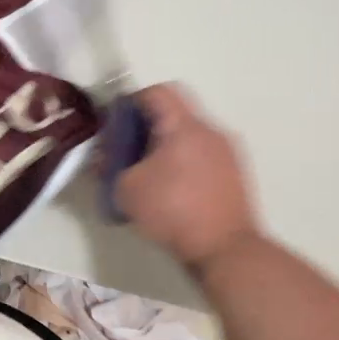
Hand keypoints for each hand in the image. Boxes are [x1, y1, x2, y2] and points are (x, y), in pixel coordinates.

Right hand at [113, 84, 261, 268]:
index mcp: (184, 128)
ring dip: (160, 143)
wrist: (224, 247)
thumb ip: (111, 163)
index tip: (113, 126)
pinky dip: (177, 157)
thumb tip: (106, 153)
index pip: (157, 92)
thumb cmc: (171, 211)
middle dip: (142, 126)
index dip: (130, 102)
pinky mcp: (232, 170)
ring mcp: (227, 150)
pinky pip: (198, 150)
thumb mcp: (125, 187)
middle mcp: (211, 131)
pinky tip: (165, 185)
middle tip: (121, 151)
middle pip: (172, 111)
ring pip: (185, 132)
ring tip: (141, 171)